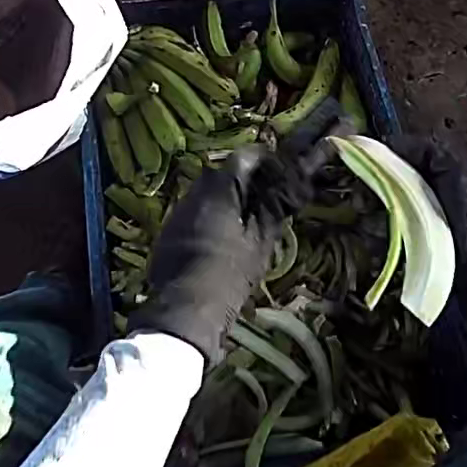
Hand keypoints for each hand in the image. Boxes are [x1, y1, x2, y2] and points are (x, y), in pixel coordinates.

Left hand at [131, 147, 311, 365]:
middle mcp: (194, 192)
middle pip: (223, 173)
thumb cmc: (231, 272)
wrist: (186, 309)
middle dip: (246, 181)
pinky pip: (194, 212)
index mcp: (220, 189)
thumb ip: (276, 208)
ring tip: (246, 220)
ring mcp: (177, 211)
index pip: (245, 157)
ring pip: (207, 193)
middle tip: (267, 198)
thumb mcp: (261, 241)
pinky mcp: (168, 230)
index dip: (266, 161)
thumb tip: (297, 186)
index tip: (281, 173)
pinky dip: (211, 217)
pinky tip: (222, 238)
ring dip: (227, 200)